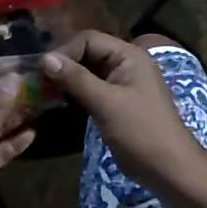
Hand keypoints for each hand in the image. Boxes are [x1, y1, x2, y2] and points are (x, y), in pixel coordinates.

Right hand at [41, 31, 205, 185]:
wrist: (168, 168)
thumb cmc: (141, 131)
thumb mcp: (106, 103)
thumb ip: (76, 79)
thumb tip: (45, 58)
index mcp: (129, 56)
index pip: (89, 39)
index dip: (64, 51)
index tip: (41, 70)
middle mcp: (125, 64)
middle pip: (87, 53)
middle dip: (63, 64)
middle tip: (38, 81)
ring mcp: (122, 84)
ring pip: (87, 73)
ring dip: (66, 79)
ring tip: (43, 91)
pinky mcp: (117, 103)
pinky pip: (91, 90)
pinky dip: (75, 93)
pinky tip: (58, 102)